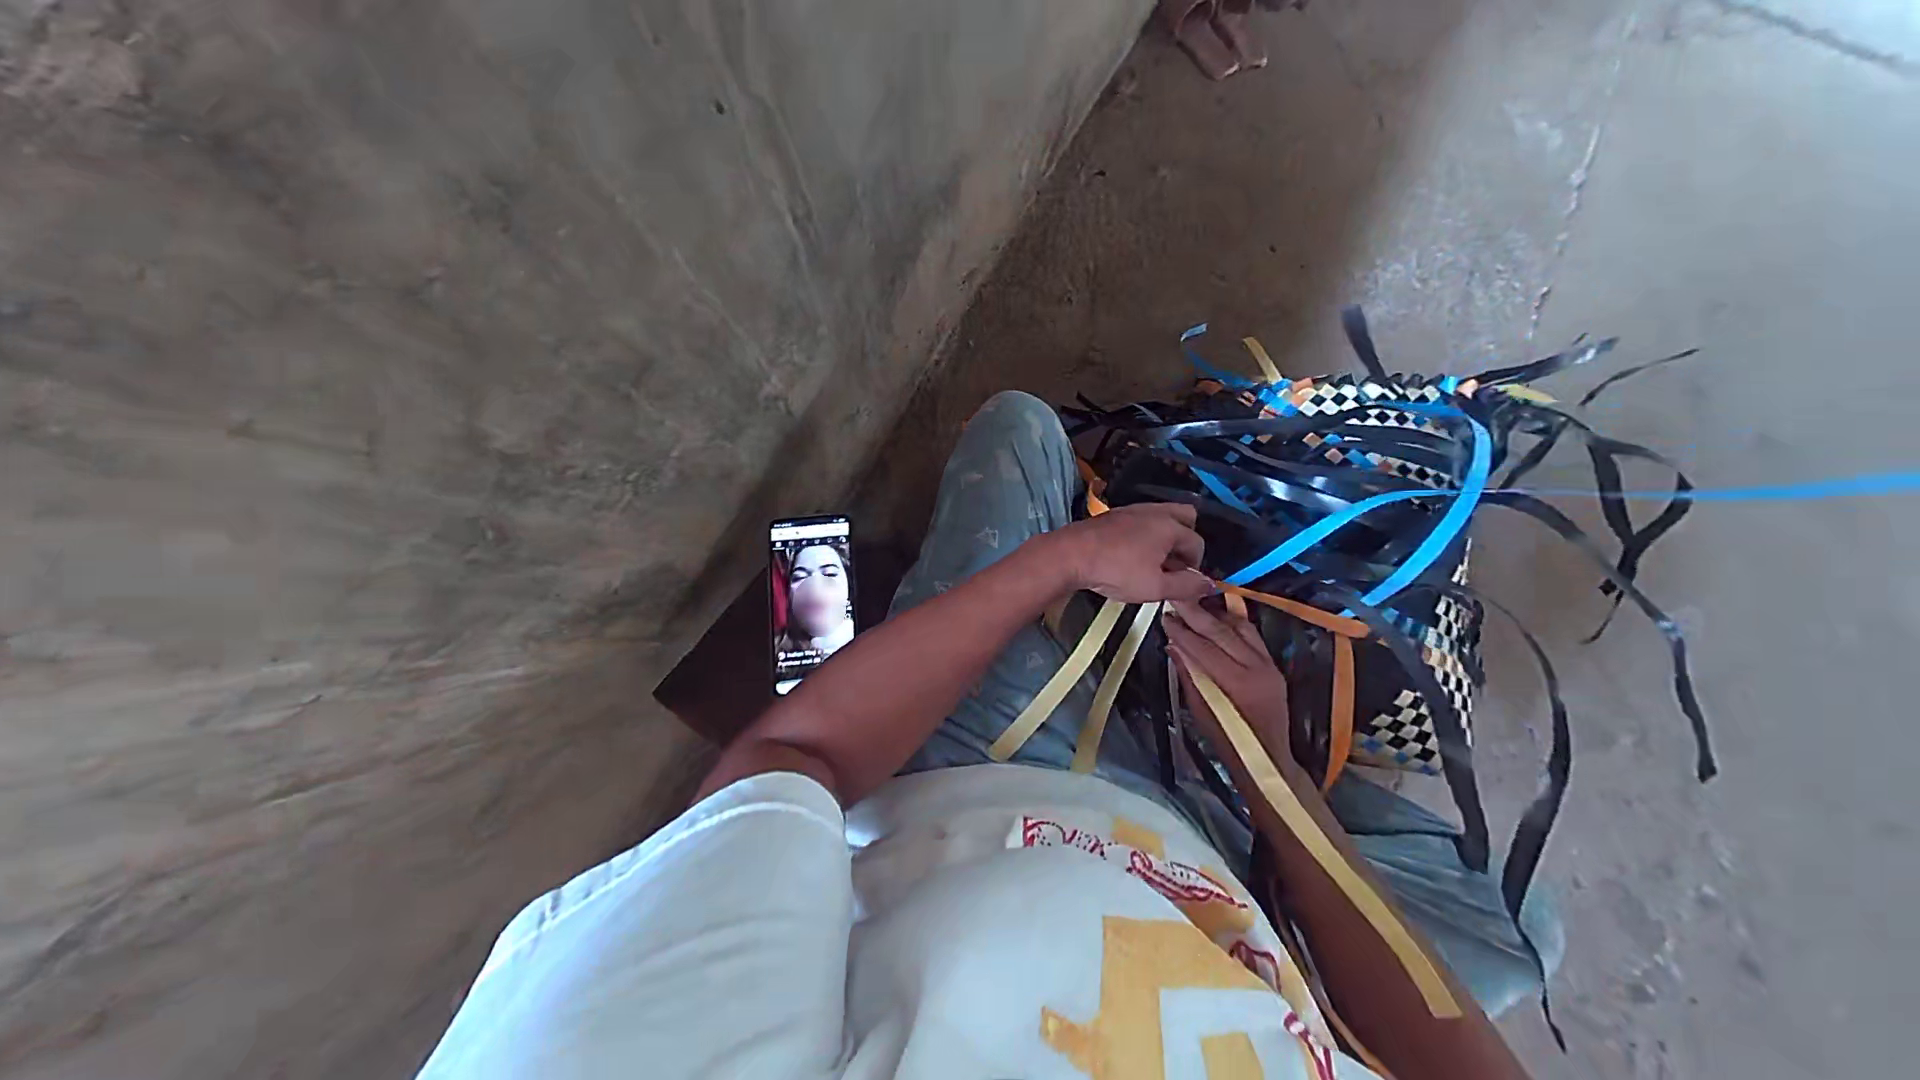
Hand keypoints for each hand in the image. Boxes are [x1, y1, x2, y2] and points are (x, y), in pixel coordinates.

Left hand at [1039, 503, 1213, 602]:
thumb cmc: (1116, 571)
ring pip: (1160, 516)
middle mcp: (1154, 512)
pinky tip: (1132, 554)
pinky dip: (1145, 534)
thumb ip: (1186, 586)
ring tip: (1154, 562)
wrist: (1070, 554)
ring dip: (1164, 537)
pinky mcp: (1112, 515)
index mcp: (1170, 526)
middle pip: (1185, 516)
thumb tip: (1209, 584)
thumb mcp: (1155, 587)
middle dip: (1186, 539)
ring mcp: (1131, 510)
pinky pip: (1140, 520)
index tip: (1184, 583)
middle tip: (1174, 564)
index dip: (1196, 565)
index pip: (1197, 542)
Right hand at [1163, 599, 1290, 749]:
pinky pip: (1253, 636)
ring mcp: (1268, 665)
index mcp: (1236, 683)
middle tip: (1176, 600)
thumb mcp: (1201, 711)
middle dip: (1196, 614)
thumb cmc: (1229, 742)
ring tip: (1195, 605)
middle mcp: (1256, 668)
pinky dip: (1234, 623)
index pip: (1203, 648)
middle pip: (1221, 632)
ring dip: (1216, 614)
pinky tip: (1218, 617)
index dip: (1182, 631)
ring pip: (1240, 628)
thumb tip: (1174, 646)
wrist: (1267, 757)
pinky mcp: (1273, 665)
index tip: (1165, 618)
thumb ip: (1190, 676)